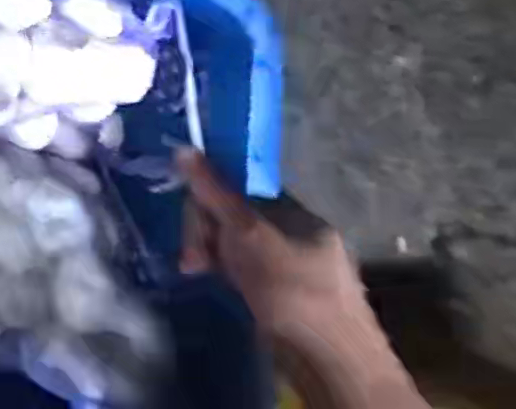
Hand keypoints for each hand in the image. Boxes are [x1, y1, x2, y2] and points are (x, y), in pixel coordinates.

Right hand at [176, 148, 372, 341]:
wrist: (332, 366)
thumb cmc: (291, 289)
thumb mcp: (245, 233)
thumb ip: (214, 191)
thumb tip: (183, 148)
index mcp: (301, 217)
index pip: (241, 188)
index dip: (211, 197)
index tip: (192, 215)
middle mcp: (300, 237)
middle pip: (234, 215)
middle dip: (205, 230)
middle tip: (193, 253)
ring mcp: (294, 268)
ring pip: (235, 244)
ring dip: (210, 252)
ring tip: (195, 269)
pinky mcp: (285, 296)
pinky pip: (243, 268)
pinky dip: (224, 271)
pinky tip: (211, 279)